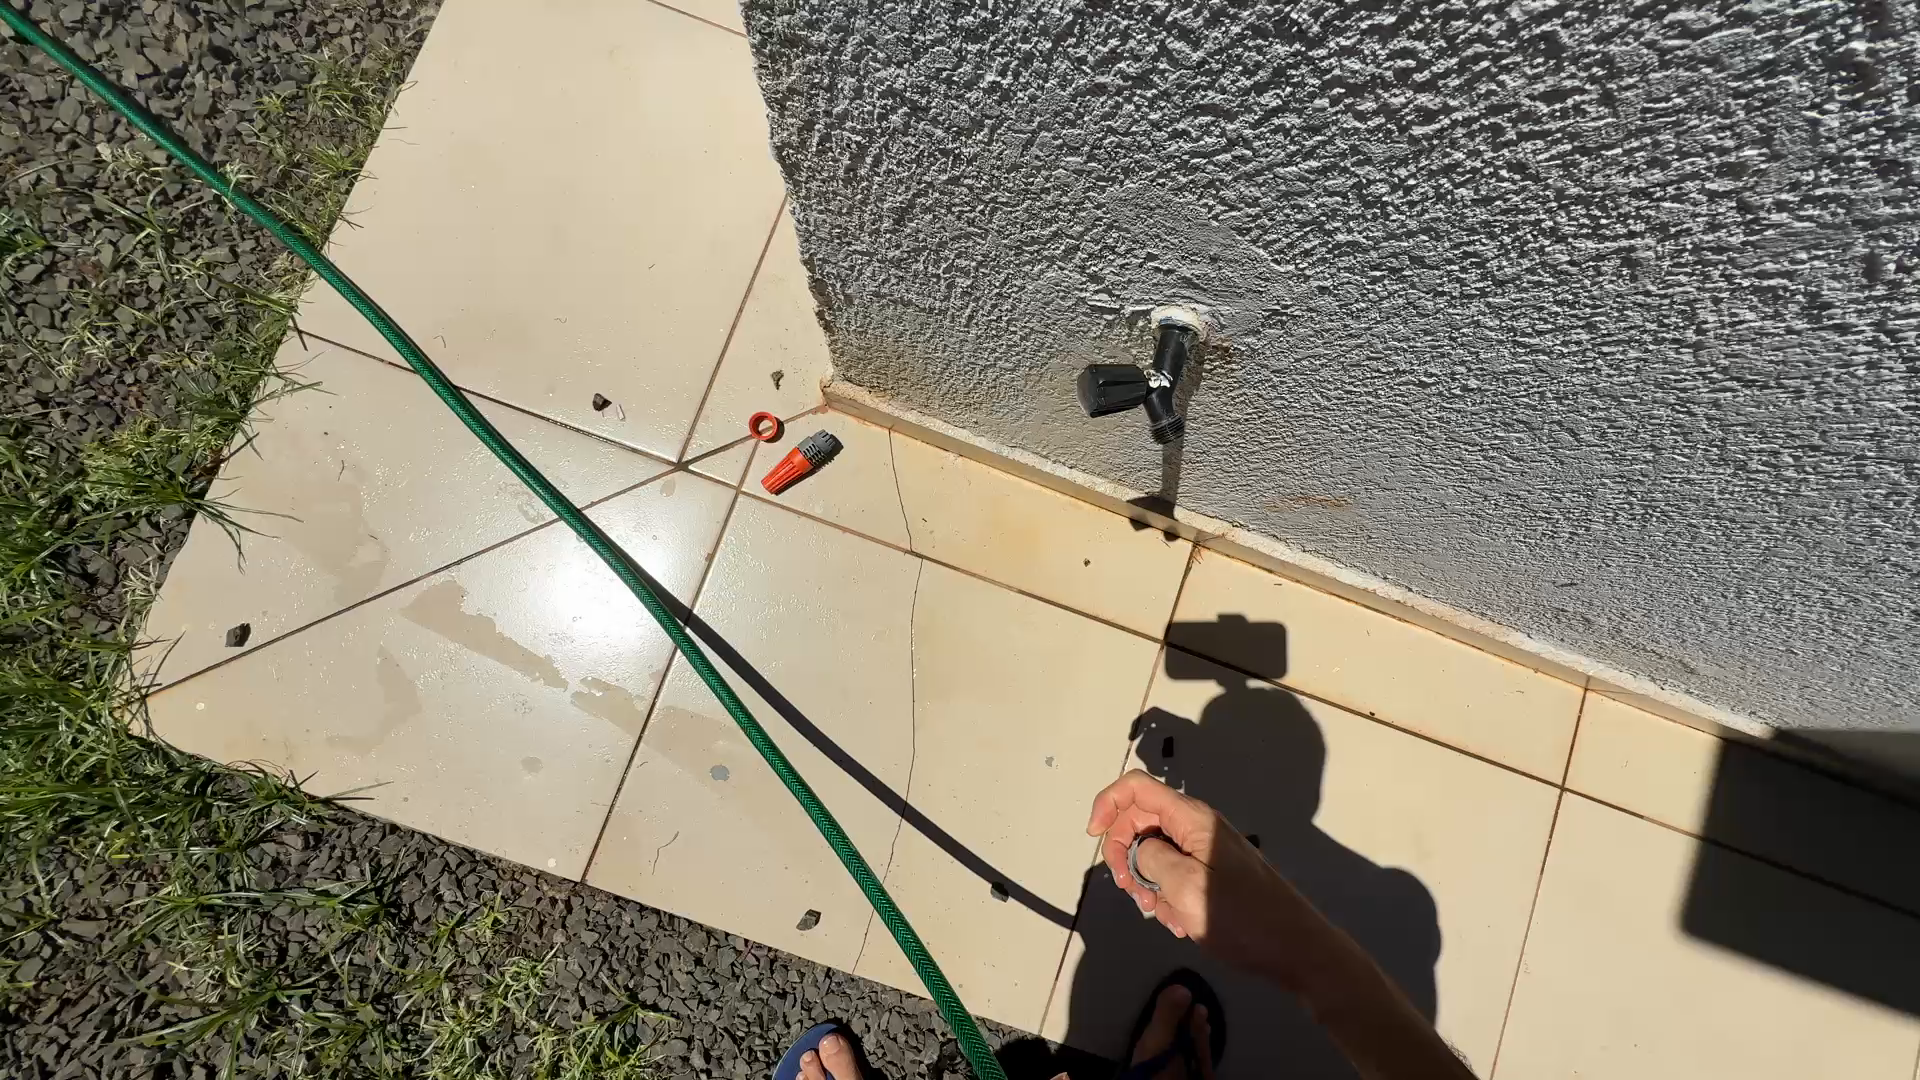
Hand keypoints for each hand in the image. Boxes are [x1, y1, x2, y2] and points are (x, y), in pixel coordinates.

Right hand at [1086, 770, 1322, 986]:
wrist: (1299, 951)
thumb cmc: (1242, 917)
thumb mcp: (1184, 888)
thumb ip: (1150, 858)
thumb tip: (1139, 848)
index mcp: (1191, 818)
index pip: (1136, 786)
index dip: (1107, 803)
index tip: (1094, 836)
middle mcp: (1196, 825)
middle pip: (1140, 818)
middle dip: (1124, 852)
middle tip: (1129, 890)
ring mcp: (1205, 848)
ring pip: (1154, 848)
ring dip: (1145, 879)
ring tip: (1158, 913)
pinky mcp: (1212, 871)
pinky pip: (1173, 869)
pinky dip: (1165, 891)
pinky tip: (1177, 919)